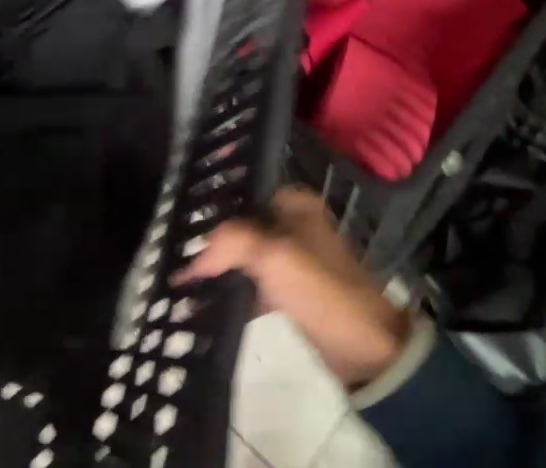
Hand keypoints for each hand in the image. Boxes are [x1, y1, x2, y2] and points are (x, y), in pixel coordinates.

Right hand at [175, 186, 411, 387]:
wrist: (368, 350)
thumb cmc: (324, 292)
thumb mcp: (275, 258)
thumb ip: (231, 243)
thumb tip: (192, 259)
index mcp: (295, 203)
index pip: (240, 194)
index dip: (211, 209)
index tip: (180, 226)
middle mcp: (293, 222)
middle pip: (240, 224)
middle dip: (211, 241)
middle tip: (177, 255)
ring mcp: (292, 256)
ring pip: (243, 254)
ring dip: (219, 268)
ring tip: (184, 280)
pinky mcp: (290, 288)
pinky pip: (252, 281)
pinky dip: (232, 290)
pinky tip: (206, 303)